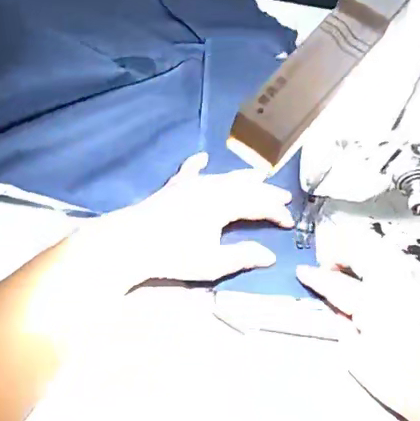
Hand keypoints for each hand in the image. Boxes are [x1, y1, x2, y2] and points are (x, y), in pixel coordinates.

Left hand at [75, 153, 294, 288]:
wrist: (130, 242)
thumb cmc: (173, 255)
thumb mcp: (212, 262)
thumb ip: (242, 256)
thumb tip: (269, 256)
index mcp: (224, 204)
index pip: (259, 205)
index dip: (276, 213)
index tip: (288, 223)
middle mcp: (211, 188)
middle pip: (245, 187)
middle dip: (266, 192)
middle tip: (284, 196)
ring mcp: (190, 185)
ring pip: (223, 177)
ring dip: (242, 178)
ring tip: (257, 176)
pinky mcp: (173, 188)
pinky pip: (189, 172)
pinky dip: (198, 165)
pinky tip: (202, 158)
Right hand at [296, 224, 419, 420]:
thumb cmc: (403, 383)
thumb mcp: (356, 358)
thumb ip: (342, 326)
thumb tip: (335, 309)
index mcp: (374, 302)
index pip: (337, 283)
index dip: (316, 276)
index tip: (303, 272)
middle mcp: (398, 285)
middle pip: (364, 250)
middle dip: (339, 247)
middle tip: (323, 255)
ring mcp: (415, 285)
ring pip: (384, 249)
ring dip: (362, 246)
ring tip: (346, 253)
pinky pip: (400, 259)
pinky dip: (383, 253)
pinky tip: (378, 259)